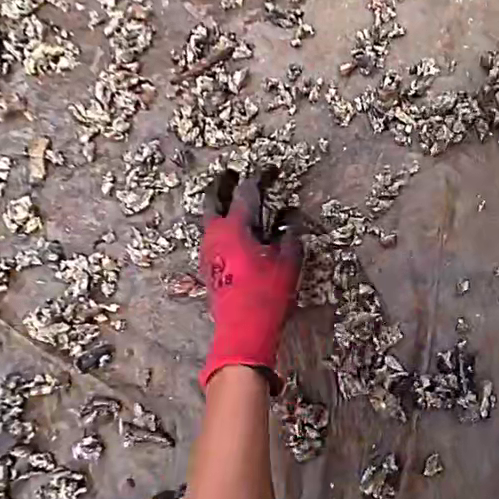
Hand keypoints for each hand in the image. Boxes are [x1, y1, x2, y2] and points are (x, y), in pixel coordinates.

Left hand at [199, 169, 300, 390]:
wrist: (242, 329)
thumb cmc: (266, 293)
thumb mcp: (287, 262)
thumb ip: (290, 236)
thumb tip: (290, 220)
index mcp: (235, 227)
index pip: (246, 192)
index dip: (259, 177)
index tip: (268, 169)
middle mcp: (216, 234)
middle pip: (215, 199)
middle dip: (224, 184)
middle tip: (232, 173)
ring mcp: (208, 251)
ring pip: (210, 220)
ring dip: (220, 207)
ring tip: (232, 200)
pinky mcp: (208, 266)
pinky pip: (212, 237)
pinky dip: (221, 227)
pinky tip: (233, 233)